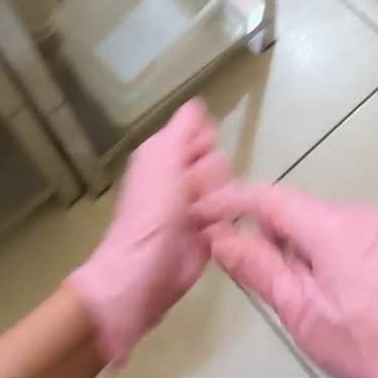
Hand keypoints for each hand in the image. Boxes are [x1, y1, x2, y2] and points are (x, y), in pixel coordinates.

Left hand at [65, 101, 230, 365]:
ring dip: (217, 202)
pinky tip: (210, 233)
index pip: (202, 132)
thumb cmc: (152, 211)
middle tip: (192, 194)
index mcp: (165, 153)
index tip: (195, 157)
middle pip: (219, 159)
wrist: (145, 273)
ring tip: (199, 219)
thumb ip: (183, 127)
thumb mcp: (164, 157)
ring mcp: (196, 204)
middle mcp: (181, 175)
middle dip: (211, 176)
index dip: (203, 144)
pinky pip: (231, 216)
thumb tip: (197, 103)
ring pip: (229, 187)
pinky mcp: (208, 231)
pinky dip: (223, 223)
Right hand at [199, 183, 377, 377]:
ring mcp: (376, 230)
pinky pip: (338, 238)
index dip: (228, 200)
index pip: (266, 196)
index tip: (197, 212)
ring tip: (283, 292)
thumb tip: (220, 236)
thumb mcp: (305, 316)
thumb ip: (260, 270)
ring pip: (314, 226)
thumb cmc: (375, 349)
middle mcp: (354, 215)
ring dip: (288, 247)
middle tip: (238, 267)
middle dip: (260, 230)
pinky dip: (315, 255)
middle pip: (291, 209)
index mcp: (331, 224)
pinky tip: (317, 294)